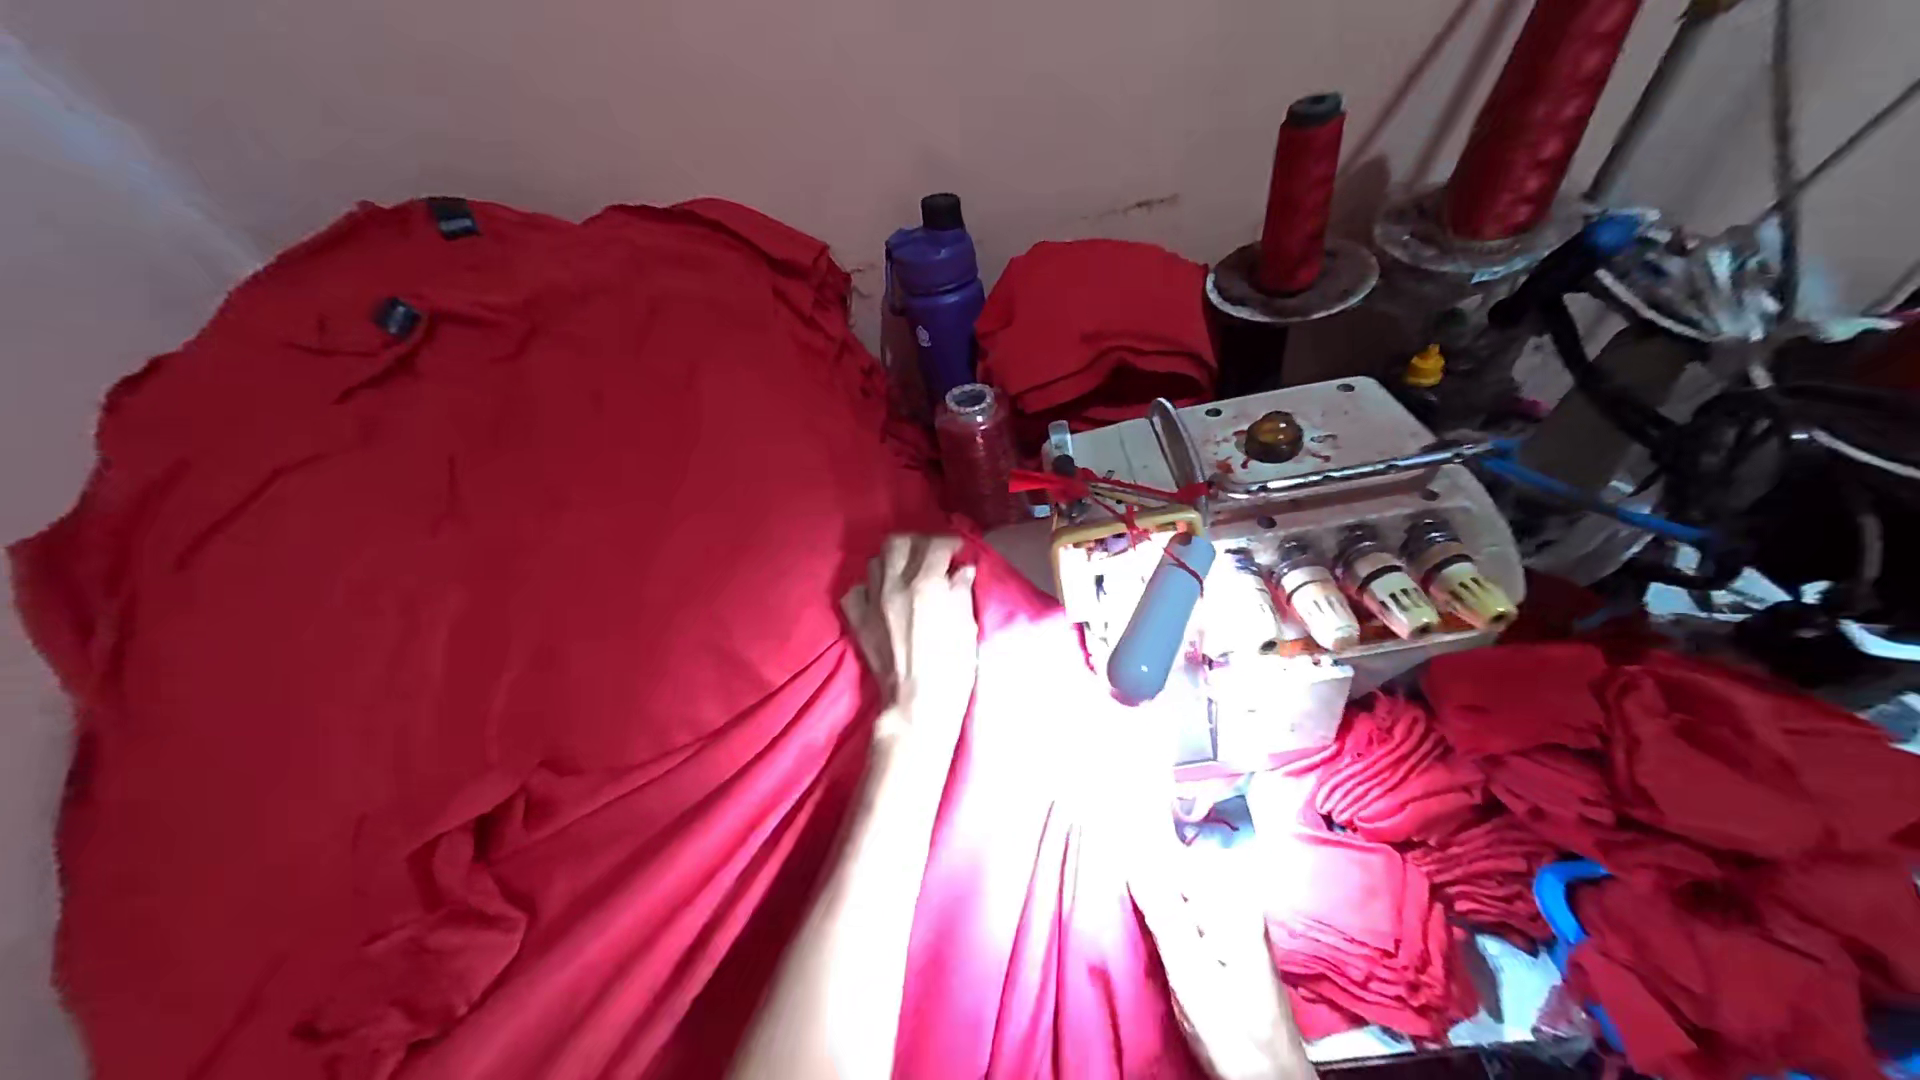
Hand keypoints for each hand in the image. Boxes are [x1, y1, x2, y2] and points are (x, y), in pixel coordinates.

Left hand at [841, 535, 979, 747]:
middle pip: (897, 543)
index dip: (949, 542)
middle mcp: (893, 586)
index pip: (934, 545)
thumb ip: (961, 592)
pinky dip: (869, 587)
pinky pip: (856, 591)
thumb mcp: (966, 626)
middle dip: (916, 543)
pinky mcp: (858, 622)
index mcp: (925, 585)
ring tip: (907, 571)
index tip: (957, 549)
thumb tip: (962, 570)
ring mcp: (871, 603)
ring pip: (875, 562)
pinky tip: (882, 595)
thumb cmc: (952, 669)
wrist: (917, 704)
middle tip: (930, 554)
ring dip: (893, 561)